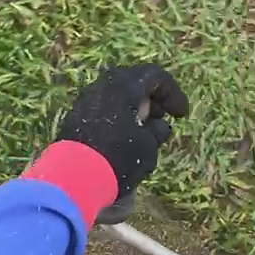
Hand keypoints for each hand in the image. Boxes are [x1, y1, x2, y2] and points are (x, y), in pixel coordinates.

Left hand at [58, 64, 189, 198]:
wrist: (73, 178)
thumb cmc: (118, 158)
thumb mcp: (148, 147)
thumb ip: (157, 131)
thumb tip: (158, 125)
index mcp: (125, 87)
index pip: (155, 76)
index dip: (173, 93)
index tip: (180, 115)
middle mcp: (104, 86)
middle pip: (135, 81)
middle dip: (152, 98)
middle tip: (161, 117)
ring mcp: (86, 99)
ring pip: (117, 93)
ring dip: (134, 107)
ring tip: (143, 130)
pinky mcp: (75, 115)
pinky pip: (104, 106)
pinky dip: (119, 115)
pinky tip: (123, 136)